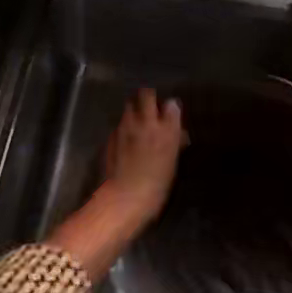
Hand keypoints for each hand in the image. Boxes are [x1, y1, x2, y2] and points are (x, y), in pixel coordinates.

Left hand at [97, 87, 184, 227]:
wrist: (125, 197)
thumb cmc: (156, 186)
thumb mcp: (172, 165)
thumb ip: (175, 143)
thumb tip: (179, 134)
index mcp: (167, 130)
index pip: (171, 105)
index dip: (170, 106)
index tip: (169, 112)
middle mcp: (146, 122)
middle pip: (146, 95)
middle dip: (148, 97)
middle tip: (150, 107)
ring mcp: (126, 126)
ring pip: (129, 106)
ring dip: (134, 109)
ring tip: (137, 121)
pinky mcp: (112, 135)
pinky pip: (120, 123)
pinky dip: (124, 126)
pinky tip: (125, 138)